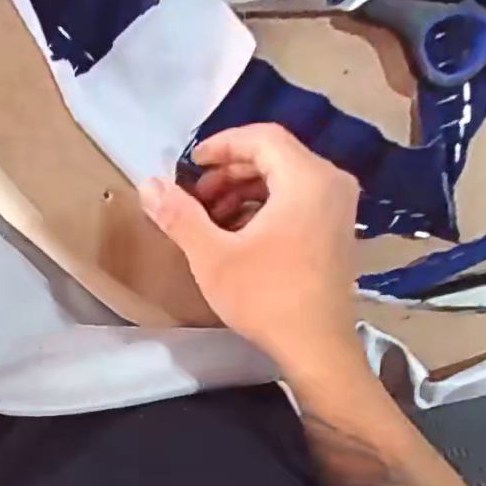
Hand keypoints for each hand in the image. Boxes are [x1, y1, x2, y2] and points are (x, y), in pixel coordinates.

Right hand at [139, 124, 369, 394]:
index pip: (261, 137)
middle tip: (196, 198)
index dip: (221, 145)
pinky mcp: (336, 232)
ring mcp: (338, 209)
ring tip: (212, 220)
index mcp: (307, 179)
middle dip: (229, 173)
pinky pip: (298, 202)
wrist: (316, 347)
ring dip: (244, 192)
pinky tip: (238, 237)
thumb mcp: (212, 257)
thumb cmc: (267, 299)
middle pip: (274, 157)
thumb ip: (179, 216)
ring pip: (285, 181)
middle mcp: (331, 184)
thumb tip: (148, 185)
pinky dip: (265, 208)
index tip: (190, 164)